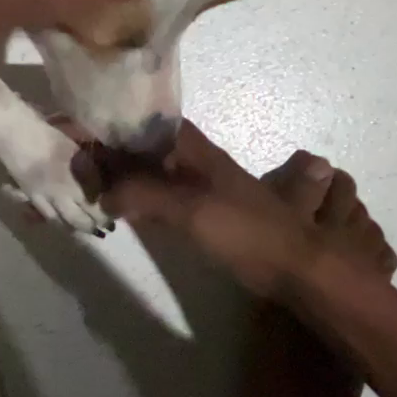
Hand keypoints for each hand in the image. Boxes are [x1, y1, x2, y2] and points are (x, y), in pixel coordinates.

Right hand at [102, 123, 396, 296]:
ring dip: (139, 176)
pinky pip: (175, 197)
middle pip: (159, 148)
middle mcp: (208, 165)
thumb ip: (143, 195)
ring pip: (168, 172)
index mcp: (201, 154)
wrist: (302, 271)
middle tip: (94, 167)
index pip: (156, 125)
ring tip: (110, 189)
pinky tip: (141, 214)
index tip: (96, 134)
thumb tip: (102, 193)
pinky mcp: (220, 218)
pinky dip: (153, 199)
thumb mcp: (189, 211)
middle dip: (127, 152)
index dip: (126, 125)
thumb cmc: (247, 232)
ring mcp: (216, 191)